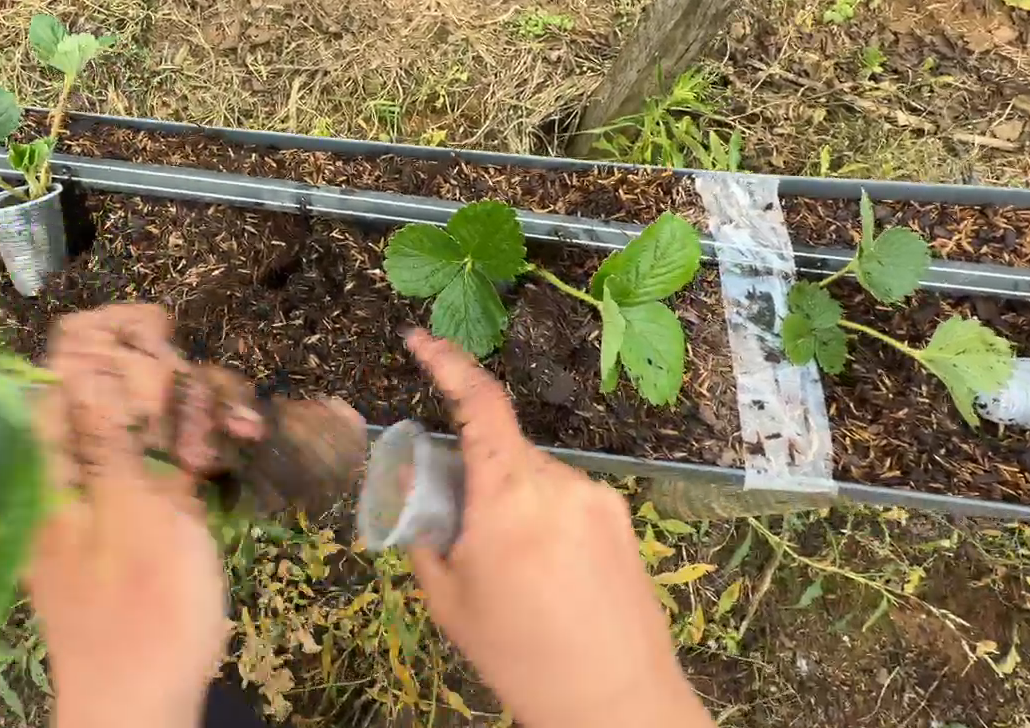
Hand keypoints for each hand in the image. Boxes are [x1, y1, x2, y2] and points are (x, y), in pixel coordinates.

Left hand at [25, 306, 231, 727]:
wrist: (147, 707)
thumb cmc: (143, 614)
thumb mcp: (131, 517)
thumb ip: (106, 437)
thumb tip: (82, 361)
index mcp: (54, 460)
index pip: (63, 363)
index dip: (111, 335)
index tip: (166, 336)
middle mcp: (79, 459)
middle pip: (117, 378)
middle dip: (172, 377)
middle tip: (208, 417)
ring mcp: (116, 479)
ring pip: (153, 408)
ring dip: (199, 409)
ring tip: (238, 434)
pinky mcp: (147, 500)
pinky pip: (170, 447)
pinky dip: (203, 441)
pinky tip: (239, 444)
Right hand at [403, 329, 713, 727]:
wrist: (620, 710)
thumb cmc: (519, 656)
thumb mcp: (449, 597)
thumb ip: (422, 528)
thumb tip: (408, 479)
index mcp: (508, 499)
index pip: (479, 405)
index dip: (447, 362)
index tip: (418, 340)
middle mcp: (556, 482)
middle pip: (501, 446)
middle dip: (473, 468)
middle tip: (463, 522)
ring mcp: (595, 496)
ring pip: (532, 472)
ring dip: (510, 496)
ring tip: (515, 563)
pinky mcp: (620, 514)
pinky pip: (564, 492)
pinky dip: (541, 511)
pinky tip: (551, 567)